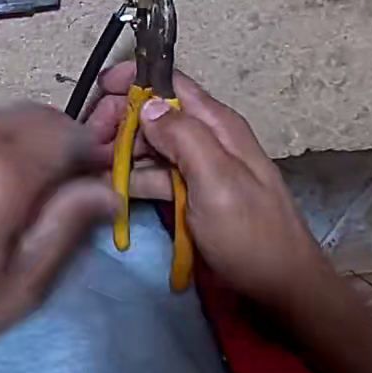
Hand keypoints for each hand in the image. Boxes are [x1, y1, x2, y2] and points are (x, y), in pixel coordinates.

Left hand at [0, 105, 114, 372]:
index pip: (71, 132)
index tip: (101, 182)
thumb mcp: (17, 286)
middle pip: (37, 116)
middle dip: (64, 142)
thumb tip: (105, 190)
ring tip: (26, 193)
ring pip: (0, 119)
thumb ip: (66, 225)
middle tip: (69, 189)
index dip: (95, 153)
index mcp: (4, 166)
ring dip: (27, 141)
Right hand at [87, 64, 323, 305]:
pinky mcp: (189, 192)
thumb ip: (183, 137)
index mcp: (216, 124)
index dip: (132, 80)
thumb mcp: (218, 182)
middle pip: (152, 111)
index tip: (98, 91)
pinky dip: (130, 176)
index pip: (169, 82)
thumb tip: (148, 104)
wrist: (283, 292)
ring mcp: (196, 166)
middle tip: (88, 143)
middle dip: (118, 119)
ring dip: (118, 149)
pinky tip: (107, 186)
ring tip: (90, 167)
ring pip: (149, 143)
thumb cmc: (252, 236)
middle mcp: (205, 136)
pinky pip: (154, 174)